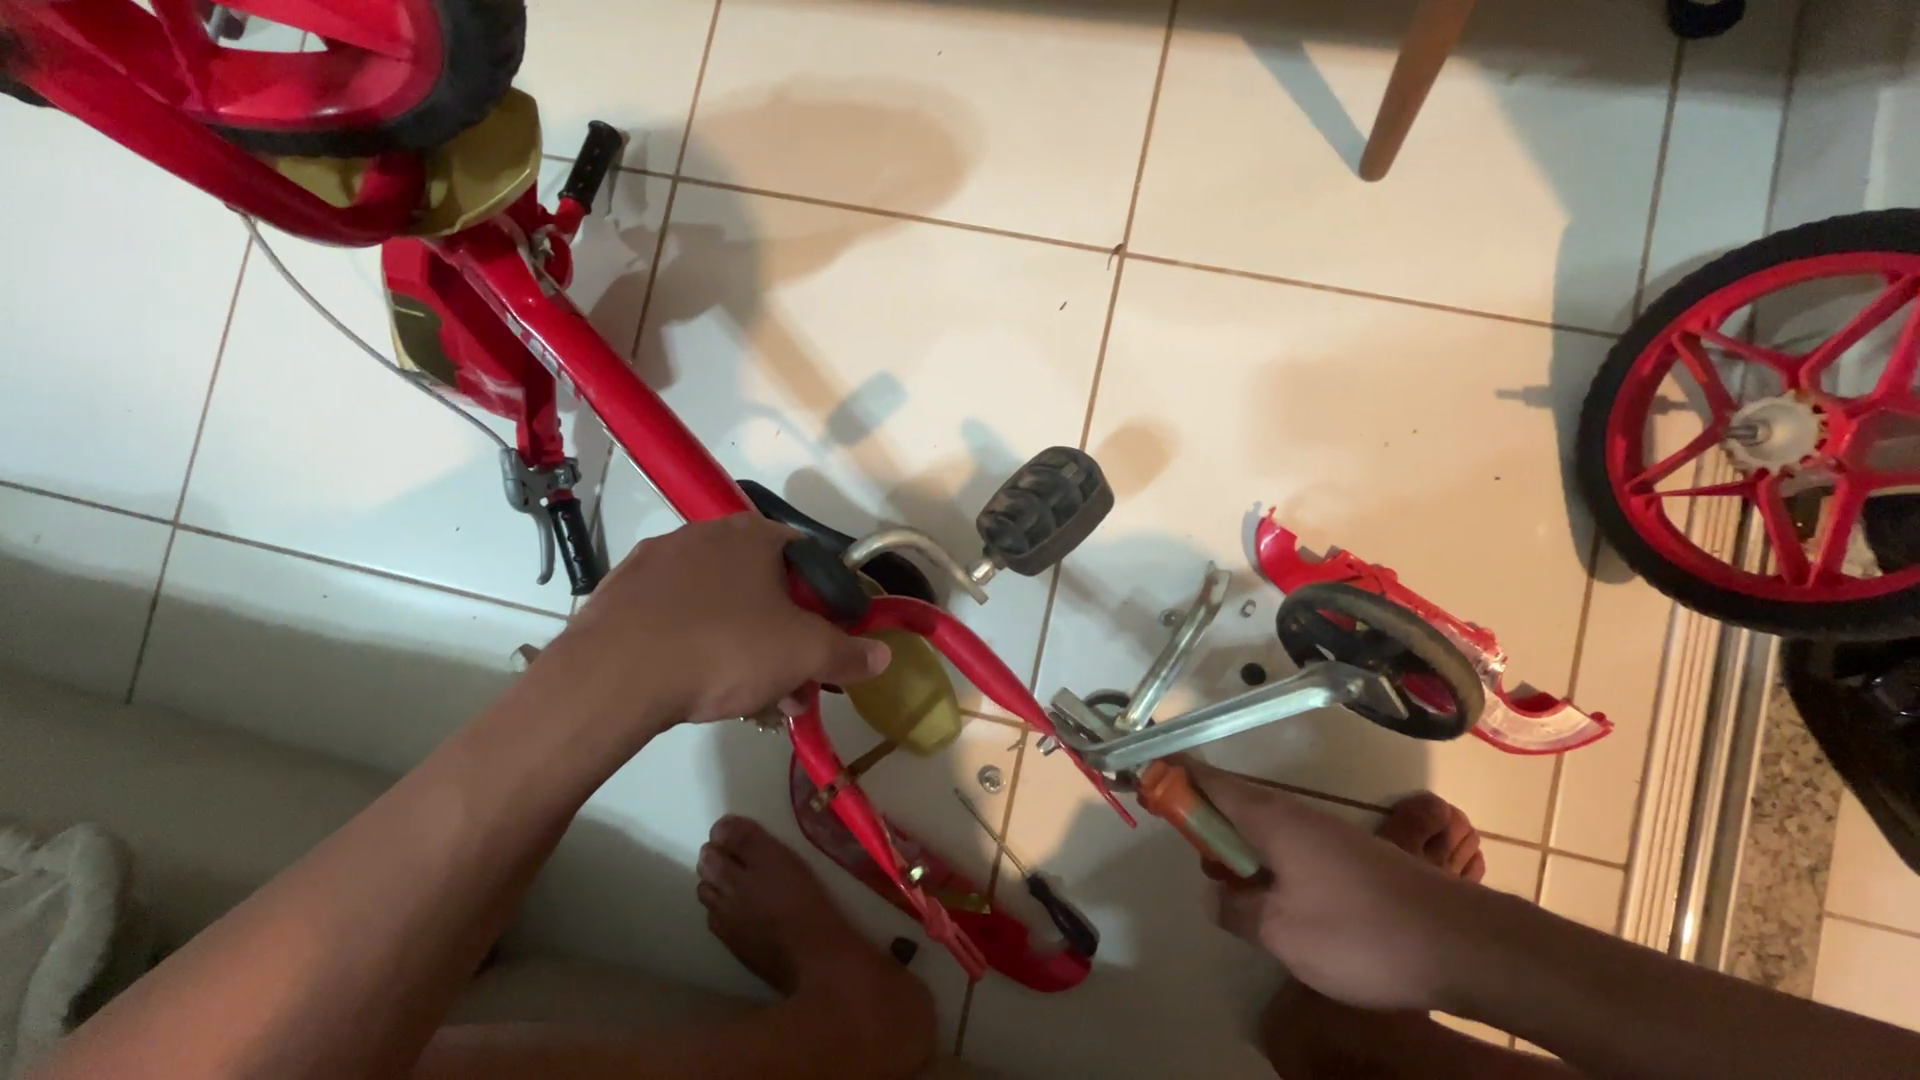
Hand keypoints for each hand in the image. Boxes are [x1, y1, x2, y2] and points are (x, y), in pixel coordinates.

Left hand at [538, 514, 890, 731]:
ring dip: (743, 647)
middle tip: (789, 684)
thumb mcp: (803, 655)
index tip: (825, 645)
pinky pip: (675, 619)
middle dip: (783, 637)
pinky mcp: (620, 596)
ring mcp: (655, 563)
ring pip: (719, 606)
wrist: (612, 677)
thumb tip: (882, 654)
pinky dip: (694, 646)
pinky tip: (695, 686)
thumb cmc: (723, 649)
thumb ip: (847, 653)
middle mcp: (703, 535)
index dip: (826, 605)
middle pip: (763, 587)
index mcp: (752, 535)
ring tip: (747, 698)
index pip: (809, 560)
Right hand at [1192, 763, 1495, 1012]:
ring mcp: (1328, 836)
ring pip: (1265, 831)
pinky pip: (1292, 850)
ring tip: (1236, 893)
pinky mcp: (1351, 859)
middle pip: (1234, 803)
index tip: (1145, 784)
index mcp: (1270, 818)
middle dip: (1205, 826)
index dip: (1174, 779)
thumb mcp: (1279, 932)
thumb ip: (1234, 908)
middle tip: (1197, 864)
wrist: (1463, 945)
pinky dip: (1270, 865)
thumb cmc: (1358, 932)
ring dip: (1240, 852)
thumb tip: (1218, 892)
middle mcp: (1297, 815)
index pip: (1208, 781)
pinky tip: (1279, 904)